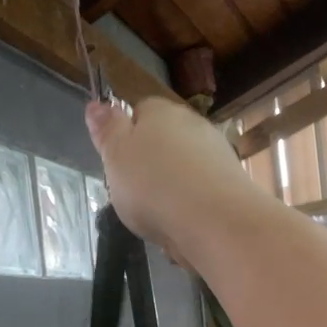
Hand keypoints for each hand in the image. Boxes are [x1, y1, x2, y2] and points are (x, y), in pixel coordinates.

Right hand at [84, 97, 267, 260]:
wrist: (214, 220)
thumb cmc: (153, 184)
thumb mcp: (116, 156)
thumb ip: (107, 131)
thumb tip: (96, 104)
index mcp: (160, 111)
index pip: (140, 111)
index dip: (125, 135)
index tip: (116, 162)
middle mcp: (192, 124)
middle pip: (164, 139)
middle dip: (149, 161)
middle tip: (132, 191)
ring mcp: (215, 153)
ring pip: (184, 165)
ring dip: (171, 183)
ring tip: (158, 212)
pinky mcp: (229, 184)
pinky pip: (200, 189)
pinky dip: (189, 203)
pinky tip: (181, 222)